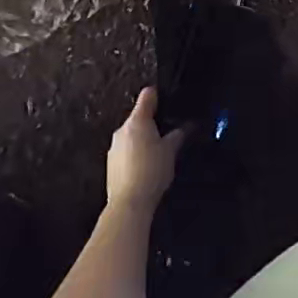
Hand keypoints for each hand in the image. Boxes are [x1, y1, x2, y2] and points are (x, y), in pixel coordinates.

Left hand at [106, 88, 184, 210]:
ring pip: (131, 134)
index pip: (147, 96)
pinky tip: (144, 166)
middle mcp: (123, 129)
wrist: (128, 202)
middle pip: (139, 116)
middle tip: (168, 132)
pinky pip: (125, 149)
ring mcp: (114, 146)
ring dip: (143, 138)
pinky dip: (134, 151)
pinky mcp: (110, 162)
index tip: (167, 100)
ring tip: (157, 152)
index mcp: (138, 121)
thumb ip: (178, 135)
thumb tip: (186, 126)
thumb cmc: (152, 170)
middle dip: (152, 122)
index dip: (158, 95)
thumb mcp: (170, 151)